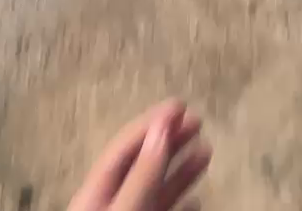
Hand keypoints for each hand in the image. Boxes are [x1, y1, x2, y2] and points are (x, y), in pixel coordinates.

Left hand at [67, 100, 212, 210]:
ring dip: (181, 167)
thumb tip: (163, 125)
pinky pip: (161, 210)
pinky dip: (180, 199)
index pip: (124, 145)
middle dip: (170, 138)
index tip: (182, 102)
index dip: (152, 120)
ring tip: (207, 150)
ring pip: (154, 187)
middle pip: (140, 162)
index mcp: (94, 190)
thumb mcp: (125, 207)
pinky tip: (196, 199)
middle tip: (199, 119)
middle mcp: (108, 200)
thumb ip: (142, 171)